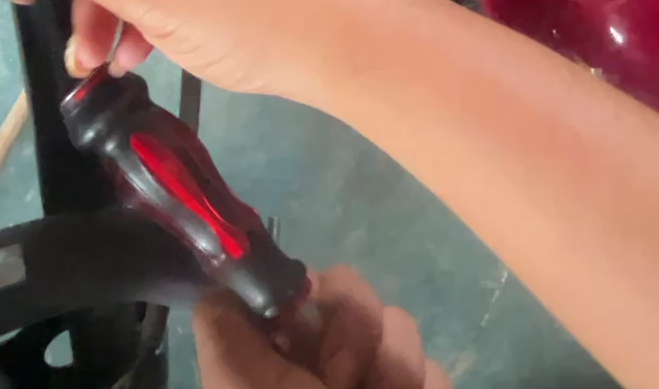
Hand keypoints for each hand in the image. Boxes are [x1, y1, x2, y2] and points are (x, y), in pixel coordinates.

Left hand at [196, 266, 449, 388]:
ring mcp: (378, 379)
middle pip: (352, 291)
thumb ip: (223, 324)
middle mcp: (328, 361)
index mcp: (280, 350)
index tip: (302, 310)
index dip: (306, 286)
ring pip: (398, 324)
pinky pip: (436, 371)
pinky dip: (423, 386)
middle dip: (350, 324)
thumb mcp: (235, 380)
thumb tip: (226, 280)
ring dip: (391, 360)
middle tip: (337, 376)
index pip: (300, 282)